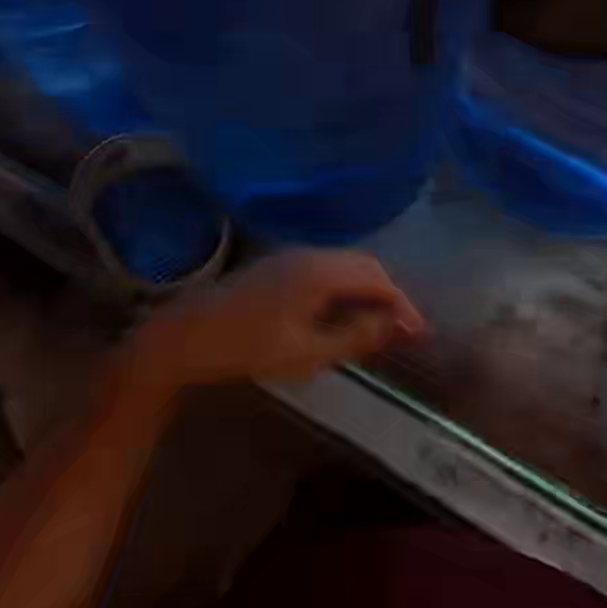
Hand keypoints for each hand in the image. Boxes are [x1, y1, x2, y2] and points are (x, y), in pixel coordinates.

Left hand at [117, 250, 425, 391]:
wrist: (188, 335)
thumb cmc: (249, 347)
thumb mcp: (308, 352)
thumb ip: (355, 336)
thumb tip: (394, 323)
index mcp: (320, 272)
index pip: (377, 279)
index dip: (402, 304)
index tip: (418, 330)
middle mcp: (310, 255)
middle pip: (364, 266)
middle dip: (389, 293)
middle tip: (403, 326)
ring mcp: (292, 257)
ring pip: (345, 265)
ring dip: (368, 288)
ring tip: (379, 321)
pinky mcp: (278, 267)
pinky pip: (327, 269)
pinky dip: (346, 287)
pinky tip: (343, 311)